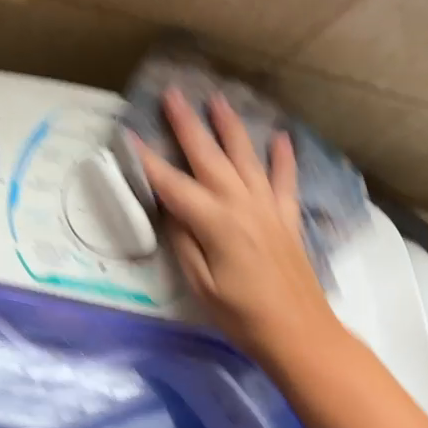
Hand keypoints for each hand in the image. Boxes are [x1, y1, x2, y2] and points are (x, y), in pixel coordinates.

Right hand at [129, 88, 342, 360]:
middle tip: (172, 95)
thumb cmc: (240, 315)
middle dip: (187, 124)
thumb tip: (171, 207)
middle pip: (209, 156)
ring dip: (230, 126)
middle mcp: (241, 204)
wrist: (299, 333)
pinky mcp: (287, 217)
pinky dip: (283, 157)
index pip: (171, 183)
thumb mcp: (199, 283)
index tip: (128, 134)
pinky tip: (281, 138)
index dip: (146, 159)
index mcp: (214, 222)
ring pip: (246, 156)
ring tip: (218, 100)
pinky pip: (284, 179)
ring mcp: (268, 207)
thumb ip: (183, 239)